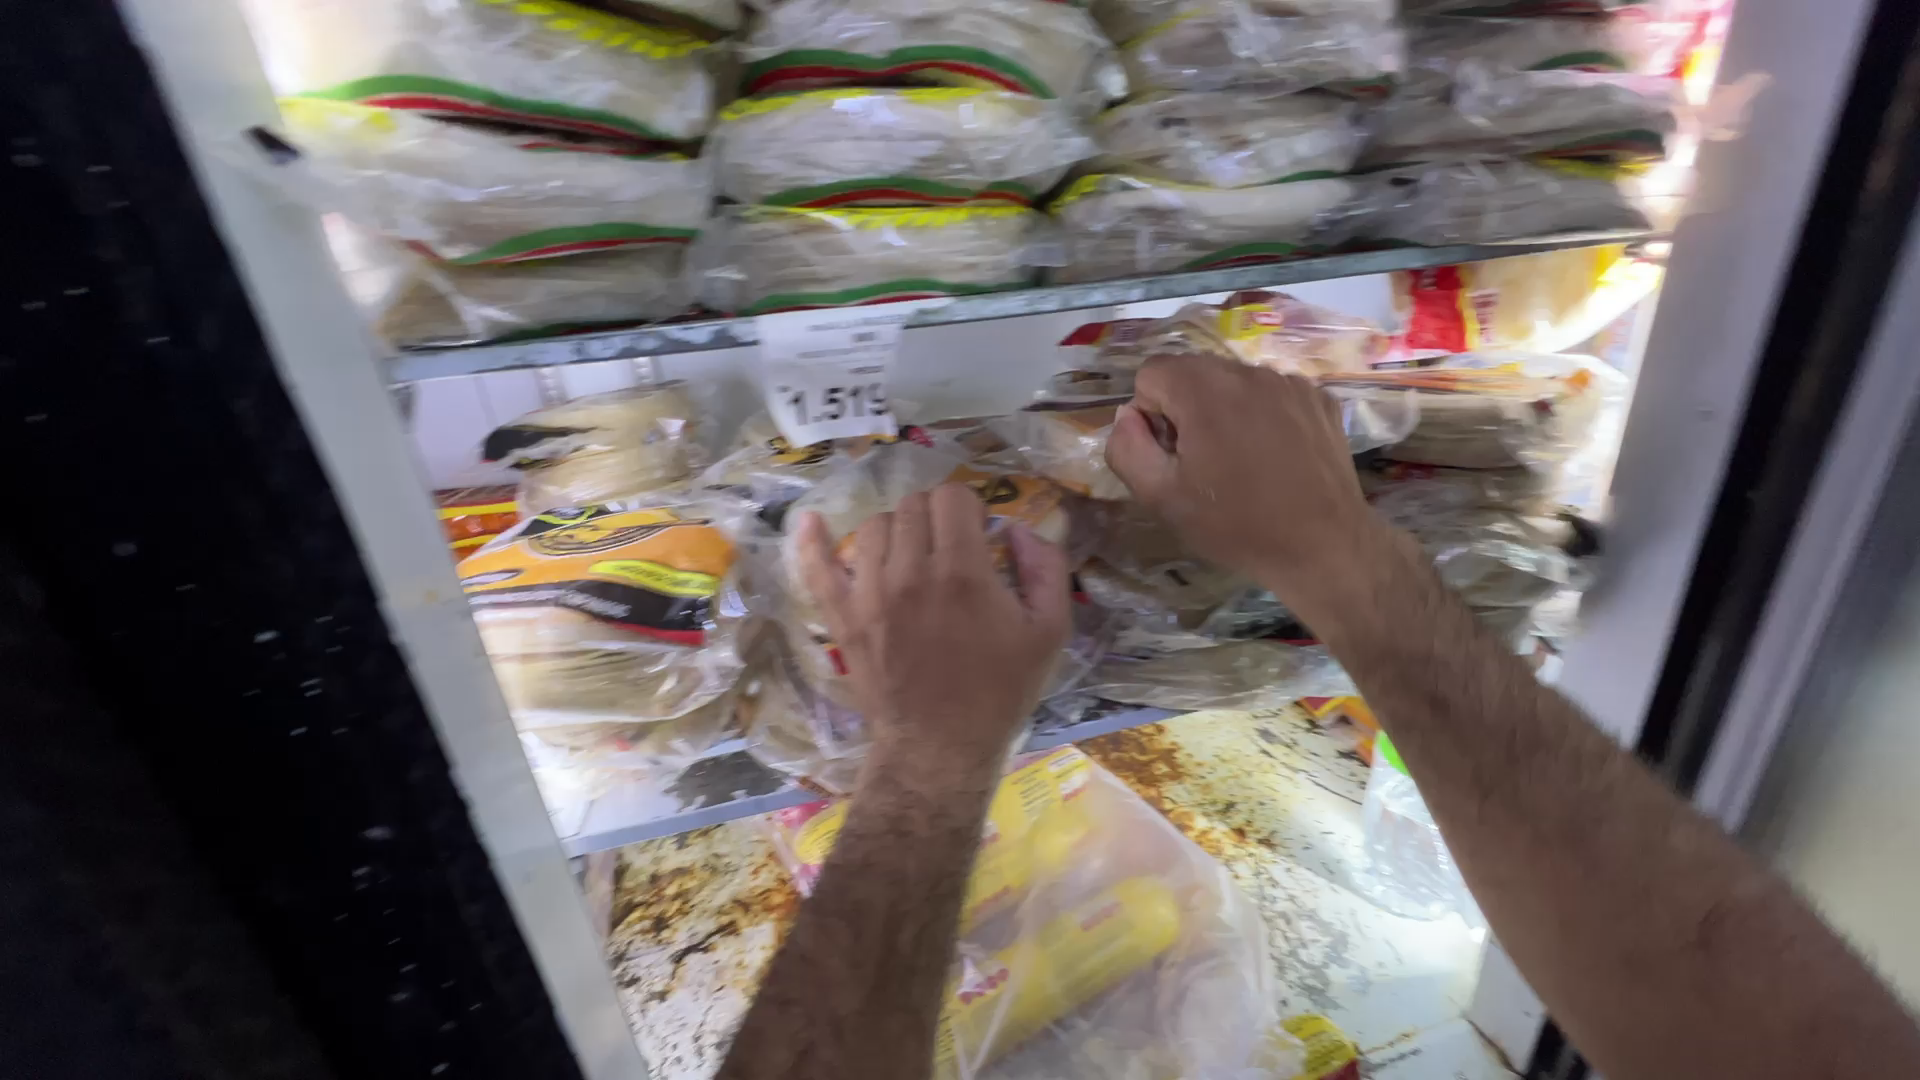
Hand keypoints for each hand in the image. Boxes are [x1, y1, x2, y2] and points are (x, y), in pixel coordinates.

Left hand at [794, 484, 1070, 785]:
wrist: (940, 747)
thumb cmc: (1000, 691)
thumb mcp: (1050, 632)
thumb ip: (1046, 568)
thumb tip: (1018, 530)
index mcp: (963, 572)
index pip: (953, 496)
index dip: (969, 507)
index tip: (978, 533)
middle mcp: (911, 572)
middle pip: (913, 505)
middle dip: (936, 515)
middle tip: (949, 547)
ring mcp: (869, 593)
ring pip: (873, 526)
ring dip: (897, 531)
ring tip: (911, 556)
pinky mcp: (843, 616)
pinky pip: (818, 568)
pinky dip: (812, 542)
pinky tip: (812, 521)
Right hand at [1104, 353, 1380, 608]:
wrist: (1322, 547)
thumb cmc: (1234, 525)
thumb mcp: (1160, 497)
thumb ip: (1127, 448)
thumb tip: (1129, 416)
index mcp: (1204, 390)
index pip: (1151, 372)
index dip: (1150, 414)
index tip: (1170, 453)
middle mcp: (1248, 372)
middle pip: (1193, 372)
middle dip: (1184, 409)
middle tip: (1200, 462)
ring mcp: (1289, 382)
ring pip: (1232, 382)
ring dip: (1222, 412)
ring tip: (1239, 462)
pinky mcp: (1319, 399)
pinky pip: (1270, 394)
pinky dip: (1260, 417)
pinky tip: (1272, 457)